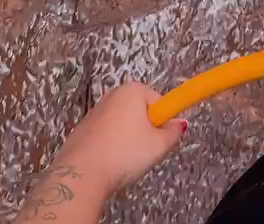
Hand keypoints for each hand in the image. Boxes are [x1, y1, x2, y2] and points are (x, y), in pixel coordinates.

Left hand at [54, 81, 187, 193]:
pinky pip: (106, 135)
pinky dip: (111, 146)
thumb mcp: (158, 146)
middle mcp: (114, 94)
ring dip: (128, 140)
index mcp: (133, 90)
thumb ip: (174, 133)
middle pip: (141, 112)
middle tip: (145, 152)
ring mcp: (96, 110)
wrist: (82, 174)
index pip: (159, 102)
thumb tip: (181, 124)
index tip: (161, 140)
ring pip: (123, 125)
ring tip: (125, 160)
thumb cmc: (124, 154)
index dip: (163, 123)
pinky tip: (109, 162)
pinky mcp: (84, 128)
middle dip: (146, 131)